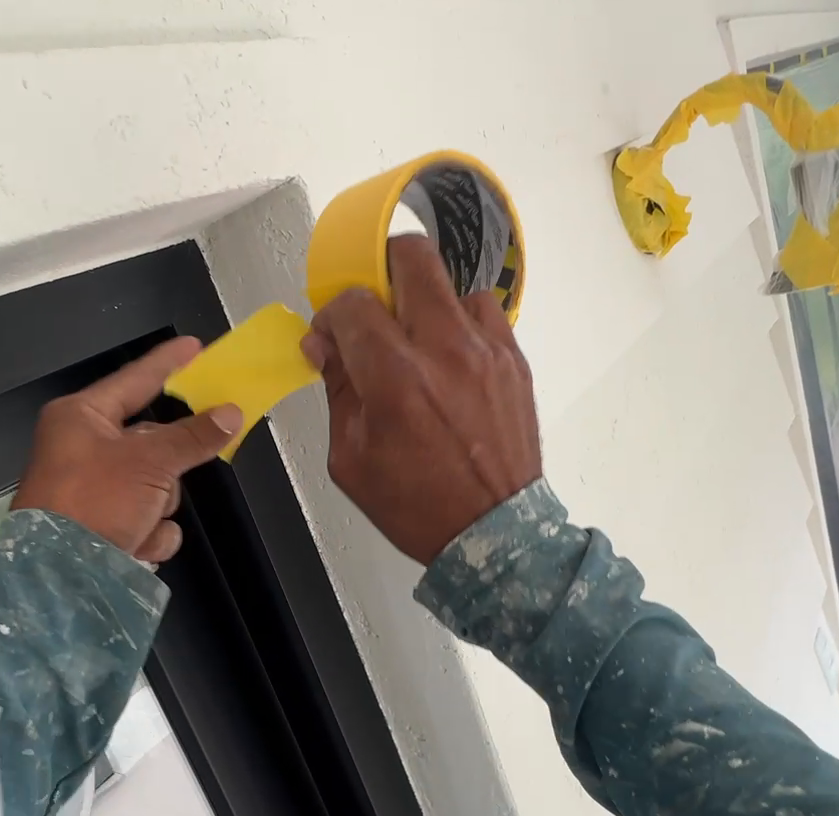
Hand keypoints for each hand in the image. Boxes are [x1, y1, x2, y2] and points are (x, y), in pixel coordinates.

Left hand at [11, 338, 242, 562]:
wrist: (60, 575)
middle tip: (176, 468)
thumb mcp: (149, 462)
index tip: (195, 346)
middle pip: (152, 442)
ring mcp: (96, 492)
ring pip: (157, 485)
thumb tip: (230, 412)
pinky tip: (136, 545)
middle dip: (167, 466)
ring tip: (140, 520)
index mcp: (82, 418)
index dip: (168, 363)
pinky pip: (148, 520)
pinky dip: (149, 535)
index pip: (135, 380)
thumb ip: (193, 436)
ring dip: (159, 506)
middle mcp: (84, 449)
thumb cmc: (92, 503)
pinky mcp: (105, 527)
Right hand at [300, 235, 541, 565]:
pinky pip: (483, 313)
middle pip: (411, 257)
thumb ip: (337, 390)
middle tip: (373, 304)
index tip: (330, 337)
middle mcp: (444, 350)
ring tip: (417, 342)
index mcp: (395, 378)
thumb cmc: (413, 504)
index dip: (332, 314)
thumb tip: (324, 346)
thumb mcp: (350, 458)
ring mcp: (487, 350)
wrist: (491, 534)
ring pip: (450, 283)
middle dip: (380, 269)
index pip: (353, 304)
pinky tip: (449, 358)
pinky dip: (458, 323)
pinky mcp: (514, 360)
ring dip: (423, 302)